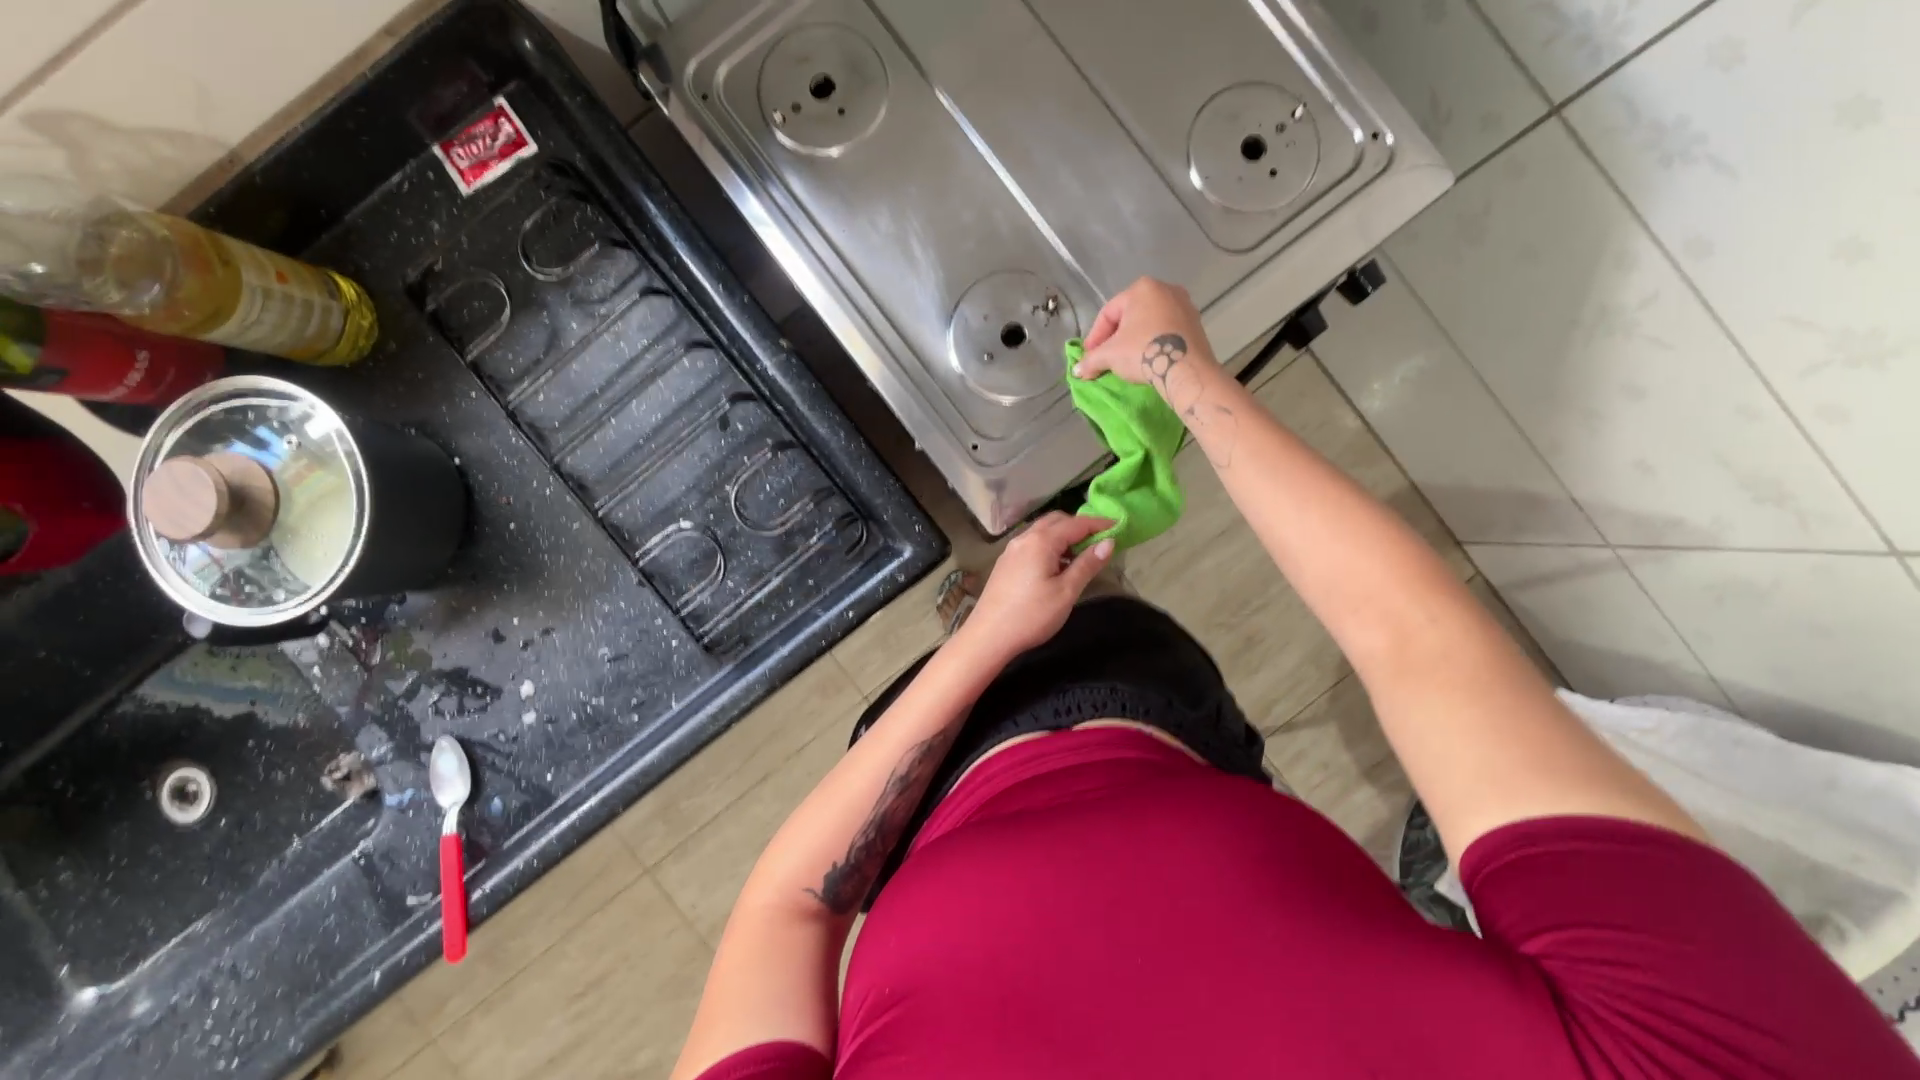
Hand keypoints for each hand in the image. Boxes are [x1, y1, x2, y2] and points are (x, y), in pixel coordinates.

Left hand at [955, 513, 1114, 663]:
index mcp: (1041, 541)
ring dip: (1064, 536)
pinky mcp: (1005, 563)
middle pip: (1057, 521)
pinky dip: (1049, 545)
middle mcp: (1025, 538)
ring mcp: (1012, 550)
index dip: (1099, 524)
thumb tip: (1108, 543)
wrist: (989, 636)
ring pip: (1042, 532)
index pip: (1076, 523)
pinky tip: (1057, 565)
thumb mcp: (1066, 591)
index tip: (1119, 527)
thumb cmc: (1032, 615)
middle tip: (1100, 540)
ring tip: (1082, 555)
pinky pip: (1032, 543)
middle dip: (1080, 526)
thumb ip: (1087, 564)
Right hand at [1073, 277, 1217, 390]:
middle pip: (1130, 316)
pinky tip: (1147, 359)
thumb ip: (1091, 360)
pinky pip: (1167, 331)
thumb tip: (1077, 370)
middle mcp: (1166, 289)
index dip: (1095, 336)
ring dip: (1135, 340)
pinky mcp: (1197, 324)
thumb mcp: (1110, 355)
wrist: (1186, 370)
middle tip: (1105, 358)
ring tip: (1125, 360)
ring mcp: (1185, 306)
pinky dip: (1154, 342)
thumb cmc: (1144, 351)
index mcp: (1142, 288)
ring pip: (1150, 323)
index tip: (1088, 356)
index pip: (1109, 313)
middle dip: (1115, 338)